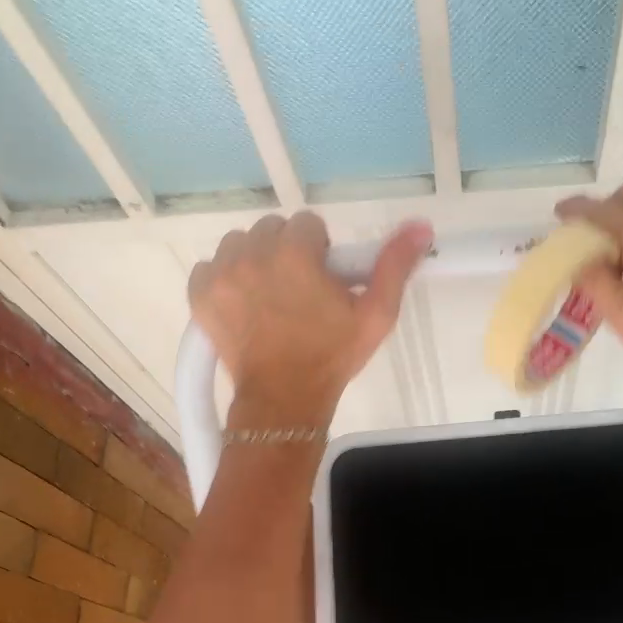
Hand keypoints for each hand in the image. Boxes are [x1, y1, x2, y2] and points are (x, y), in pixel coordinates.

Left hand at [189, 213, 432, 424]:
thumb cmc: (332, 357)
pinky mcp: (201, 295)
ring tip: (271, 297)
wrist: (284, 398)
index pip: (308, 224)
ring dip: (255, 261)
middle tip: (300, 291)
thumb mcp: (376, 315)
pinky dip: (225, 279)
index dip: (320, 251)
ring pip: (239, 244)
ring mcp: (221, 275)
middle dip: (287, 253)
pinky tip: (244, 304)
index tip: (324, 280)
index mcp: (294, 254)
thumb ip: (395, 265)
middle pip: (272, 230)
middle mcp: (253, 255)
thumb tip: (421, 225)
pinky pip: (210, 267)